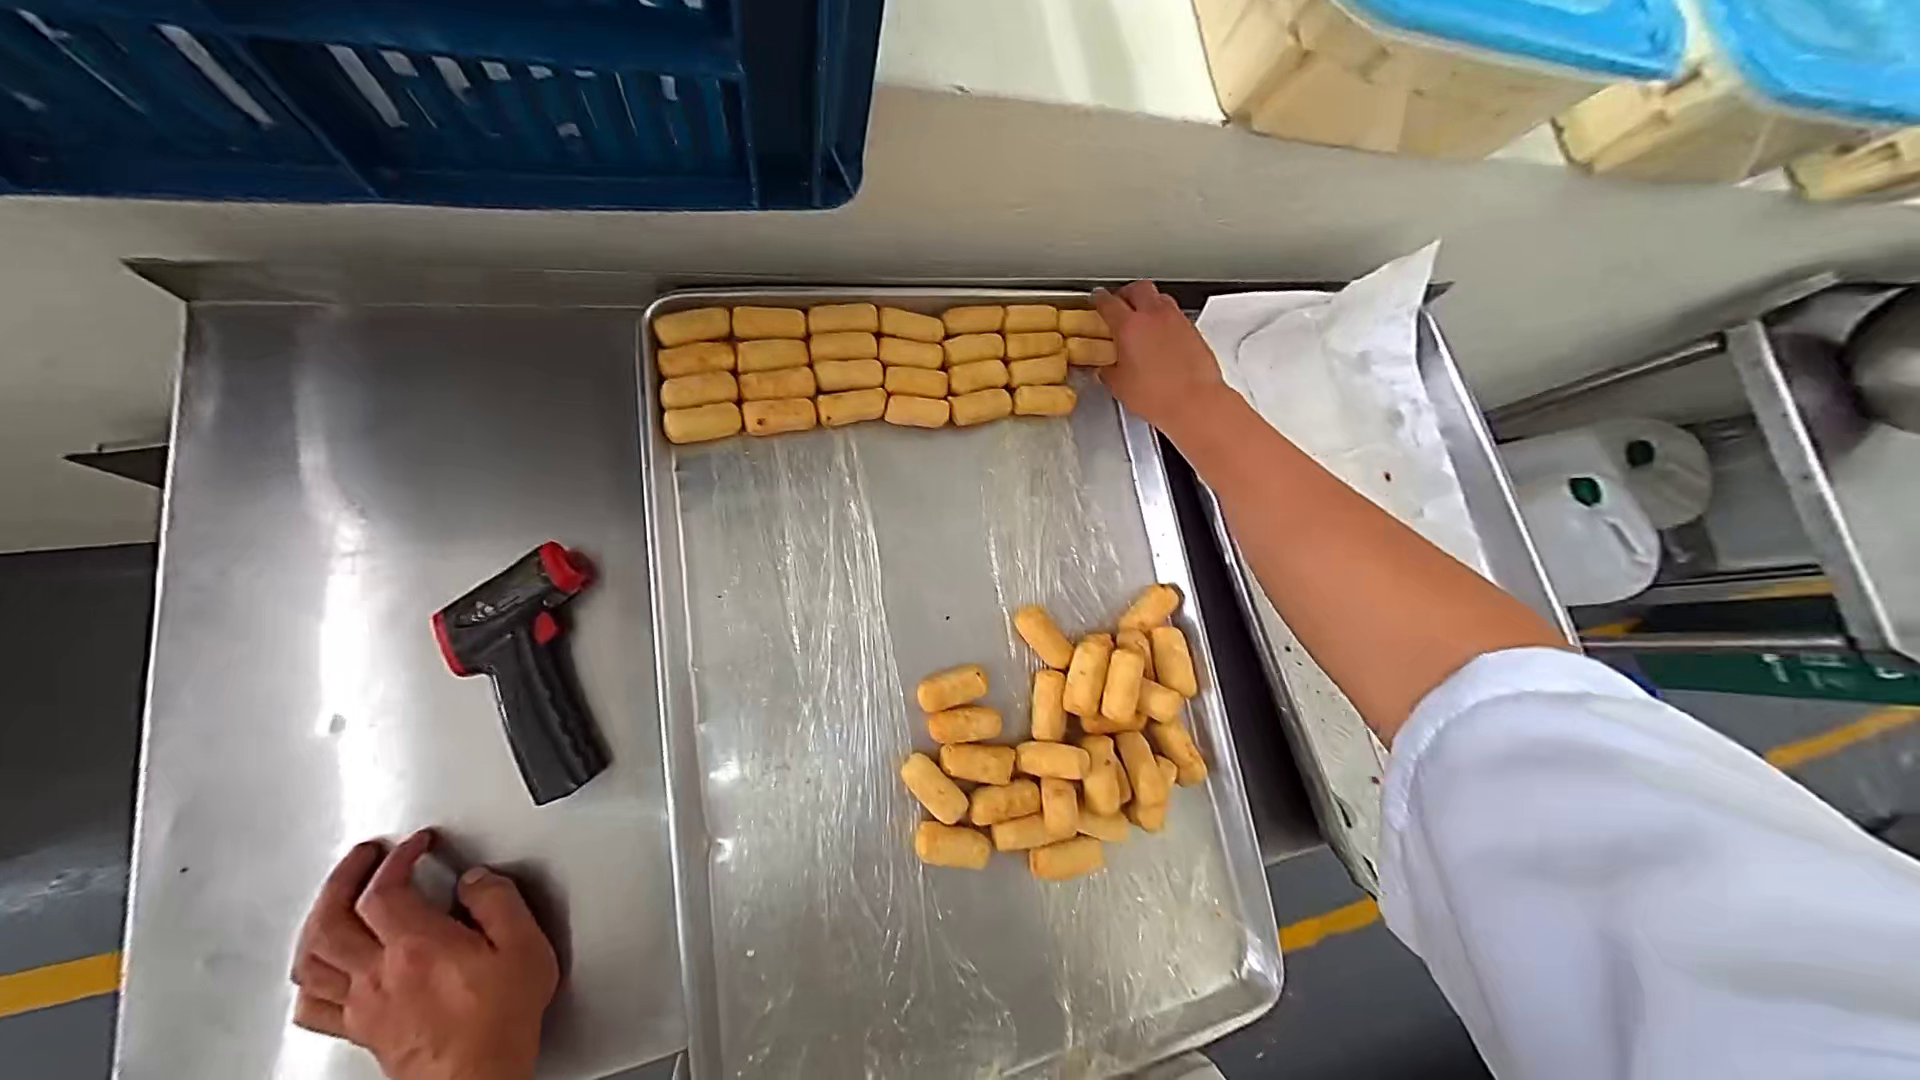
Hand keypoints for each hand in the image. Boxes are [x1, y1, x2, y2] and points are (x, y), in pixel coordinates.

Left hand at [290, 831, 559, 1079]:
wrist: (478, 1074)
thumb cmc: (501, 1015)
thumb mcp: (523, 942)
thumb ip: (499, 901)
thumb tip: (476, 879)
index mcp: (418, 948)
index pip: (385, 891)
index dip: (398, 858)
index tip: (417, 843)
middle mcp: (379, 975)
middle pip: (331, 920)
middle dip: (344, 879)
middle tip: (365, 856)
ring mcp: (363, 1005)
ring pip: (310, 960)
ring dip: (318, 919)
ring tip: (337, 898)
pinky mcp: (360, 1028)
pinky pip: (312, 1002)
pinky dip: (309, 975)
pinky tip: (322, 965)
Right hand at [1093, 281, 1231, 437]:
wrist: (1194, 402)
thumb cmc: (1160, 395)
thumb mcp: (1119, 386)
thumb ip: (1109, 371)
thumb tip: (1107, 369)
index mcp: (1129, 326)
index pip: (1108, 302)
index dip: (1099, 299)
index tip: (1097, 299)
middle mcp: (1154, 316)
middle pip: (1138, 288)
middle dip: (1126, 293)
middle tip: (1119, 302)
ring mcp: (1176, 320)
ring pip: (1159, 297)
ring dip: (1147, 302)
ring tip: (1141, 317)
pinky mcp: (1192, 330)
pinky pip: (1175, 314)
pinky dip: (1164, 318)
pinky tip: (1160, 334)